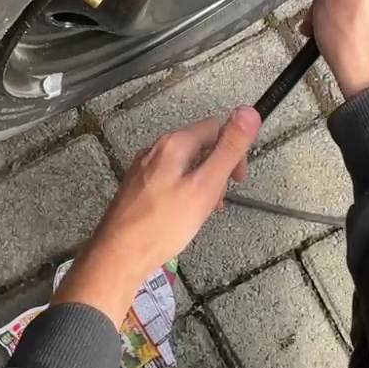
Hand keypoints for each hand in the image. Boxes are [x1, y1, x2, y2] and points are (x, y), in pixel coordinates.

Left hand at [55, 107, 260, 326]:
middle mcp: (155, 150)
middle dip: (216, 170)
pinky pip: (170, 181)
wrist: (119, 255)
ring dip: (201, 184)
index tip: (236, 179)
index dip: (233, 151)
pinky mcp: (138, 187)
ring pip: (185, 166)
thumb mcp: (206, 186)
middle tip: (217, 200)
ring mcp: (144, 169)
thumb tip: (249, 112)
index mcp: (173, 144)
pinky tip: (182, 216)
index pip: (215, 128)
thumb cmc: (162, 225)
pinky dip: (183, 193)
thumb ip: (229, 149)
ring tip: (200, 212)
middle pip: (199, 146)